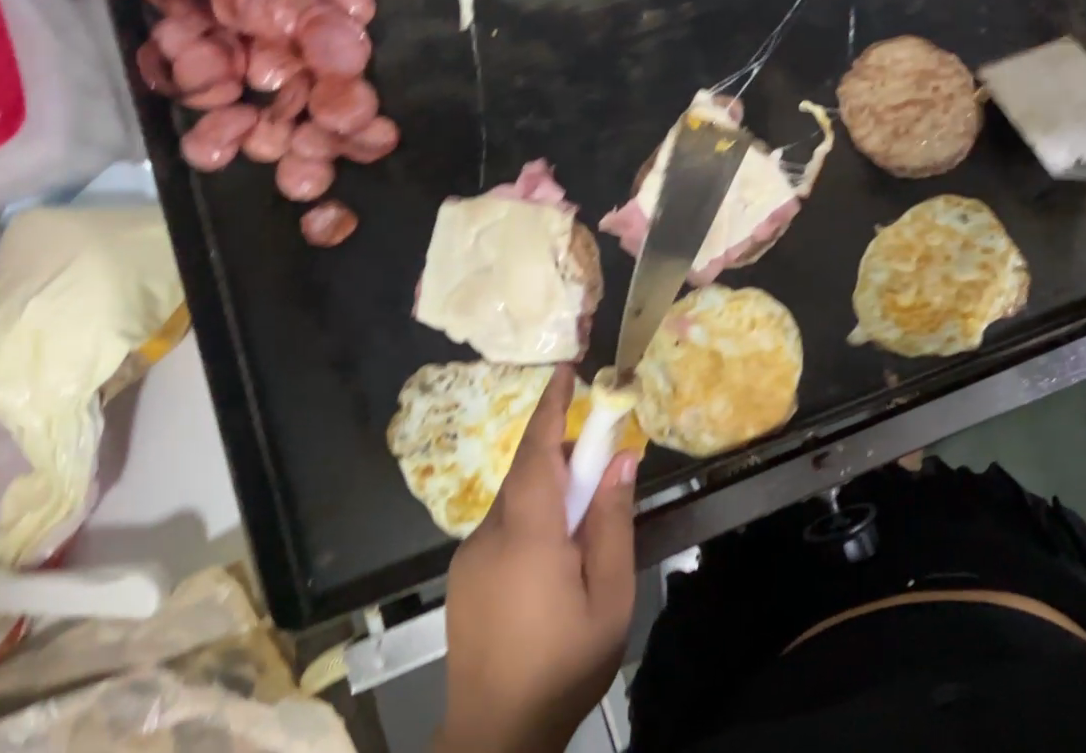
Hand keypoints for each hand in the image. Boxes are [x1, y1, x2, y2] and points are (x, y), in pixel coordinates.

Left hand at [437, 365, 638, 752]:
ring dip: (550, 488)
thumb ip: (611, 523)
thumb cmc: (565, 664)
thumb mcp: (609, 595)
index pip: (537, 453)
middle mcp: (489, 536)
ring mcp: (470, 558)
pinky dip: (533, 516)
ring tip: (586, 516)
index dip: (551, 408)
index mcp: (527, 536)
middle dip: (562, 451)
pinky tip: (557, 554)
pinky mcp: (464, 578)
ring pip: (515, 502)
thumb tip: (621, 461)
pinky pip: (503, 527)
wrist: (494, 734)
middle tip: (604, 455)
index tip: (565, 369)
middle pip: (527, 473)